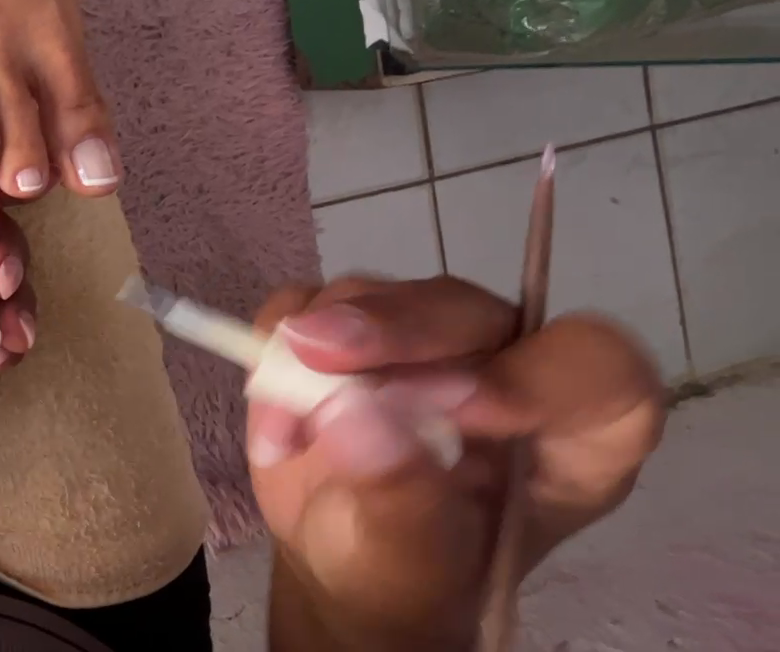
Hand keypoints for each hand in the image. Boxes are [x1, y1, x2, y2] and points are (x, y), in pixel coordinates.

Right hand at [248, 277, 664, 649]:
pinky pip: (301, 298)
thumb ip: (402, 500)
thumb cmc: (401, 574)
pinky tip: (271, 409)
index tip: (454, 412)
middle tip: (317, 355)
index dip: (532, 375)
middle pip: (463, 309)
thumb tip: (359, 419)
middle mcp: (498, 364)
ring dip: (314, 348)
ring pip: (373, 292)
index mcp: (567, 432)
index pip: (594, 366)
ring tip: (287, 431)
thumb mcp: (411, 565)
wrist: (334, 552)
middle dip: (390, 328)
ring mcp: (409, 335)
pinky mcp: (337, 320)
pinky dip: (272, 344)